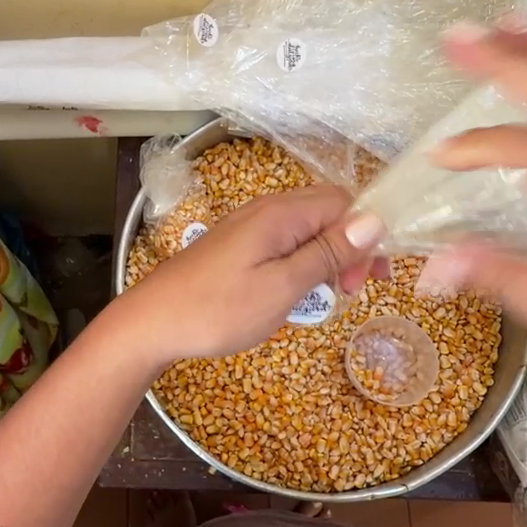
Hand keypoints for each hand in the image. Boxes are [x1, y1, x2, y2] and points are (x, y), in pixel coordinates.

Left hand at [113, 185, 381, 367]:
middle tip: (348, 292)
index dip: (366, 237)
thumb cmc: (218, 310)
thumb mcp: (282, 287)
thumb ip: (327, 253)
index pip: (345, 203)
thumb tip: (374, 220)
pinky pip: (282, 244)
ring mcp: (247, 226)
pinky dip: (298, 265)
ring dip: (324, 259)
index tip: (368, 280)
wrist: (152, 323)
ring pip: (305, 230)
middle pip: (327, 212)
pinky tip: (293, 293)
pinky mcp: (236, 246)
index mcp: (280, 214)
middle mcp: (265, 210)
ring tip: (322, 299)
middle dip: (349, 248)